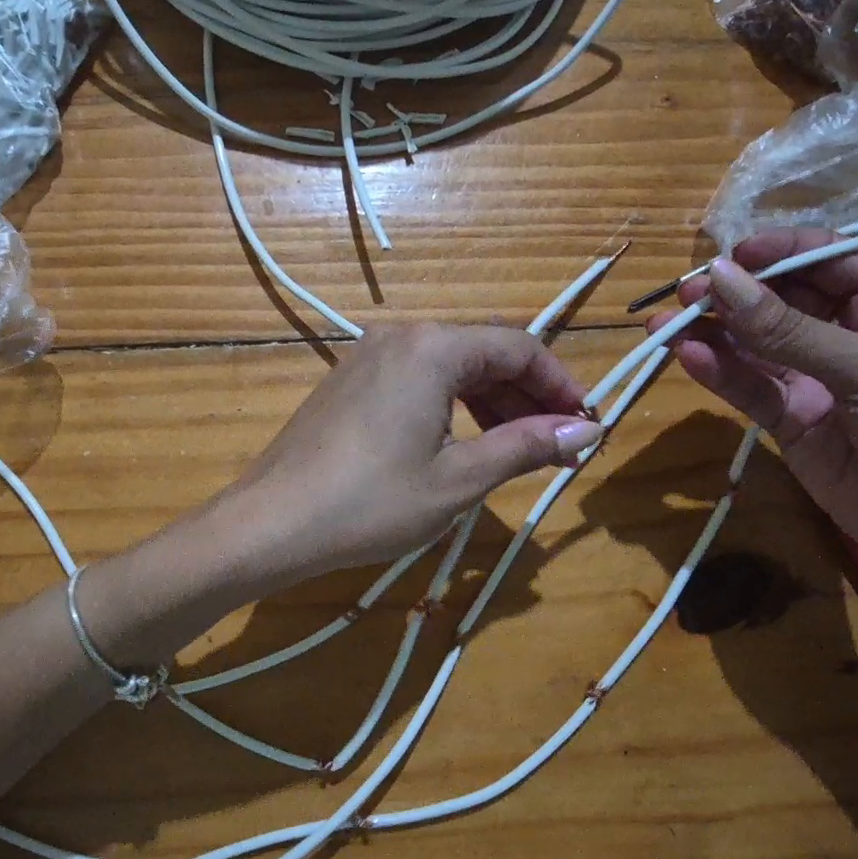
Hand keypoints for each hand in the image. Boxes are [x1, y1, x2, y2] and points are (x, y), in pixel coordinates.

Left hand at [215, 324, 599, 582]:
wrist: (271, 523)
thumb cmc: (371, 503)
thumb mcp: (458, 480)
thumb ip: (525, 446)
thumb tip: (586, 430)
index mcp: (433, 347)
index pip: (519, 347)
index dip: (561, 385)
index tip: (586, 425)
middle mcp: (400, 336)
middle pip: (483, 352)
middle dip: (527, 395)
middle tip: (558, 444)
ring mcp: (367, 356)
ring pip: (448, 368)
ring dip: (490, 402)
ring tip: (516, 448)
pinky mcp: (347, 382)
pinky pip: (415, 380)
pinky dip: (450, 406)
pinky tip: (461, 443)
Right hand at [654, 228, 857, 561]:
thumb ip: (789, 331)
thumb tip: (720, 279)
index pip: (830, 262)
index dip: (780, 255)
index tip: (730, 256)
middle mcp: (854, 334)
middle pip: (783, 302)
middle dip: (735, 295)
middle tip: (685, 292)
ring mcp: (819, 380)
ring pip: (757, 347)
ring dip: (712, 333)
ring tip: (662, 323)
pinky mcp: (792, 422)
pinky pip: (751, 389)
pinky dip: (719, 373)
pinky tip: (687, 356)